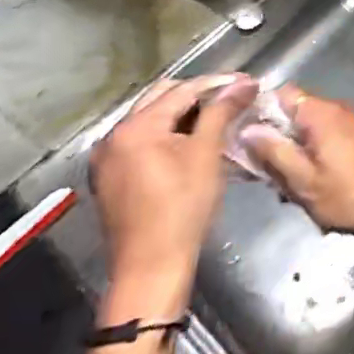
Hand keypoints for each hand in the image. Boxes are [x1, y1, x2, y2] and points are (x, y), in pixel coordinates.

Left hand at [90, 73, 257, 303]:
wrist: (151, 270)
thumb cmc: (182, 208)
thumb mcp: (207, 154)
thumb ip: (222, 111)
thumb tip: (245, 83)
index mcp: (135, 127)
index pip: (182, 90)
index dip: (217, 84)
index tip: (246, 82)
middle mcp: (114, 135)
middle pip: (161, 98)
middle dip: (198, 95)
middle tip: (231, 97)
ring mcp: (107, 158)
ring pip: (149, 119)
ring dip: (181, 114)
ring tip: (215, 116)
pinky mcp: (109, 177)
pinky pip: (140, 141)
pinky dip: (164, 134)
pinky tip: (189, 140)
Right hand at [240, 86, 353, 240]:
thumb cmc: (345, 193)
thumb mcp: (302, 179)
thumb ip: (274, 151)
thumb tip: (247, 129)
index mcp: (319, 112)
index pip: (281, 94)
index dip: (259, 112)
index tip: (245, 137)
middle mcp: (333, 107)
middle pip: (292, 110)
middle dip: (275, 136)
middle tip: (263, 167)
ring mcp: (346, 119)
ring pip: (306, 125)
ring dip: (292, 148)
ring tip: (284, 180)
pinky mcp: (353, 134)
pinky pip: (321, 133)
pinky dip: (309, 150)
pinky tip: (307, 179)